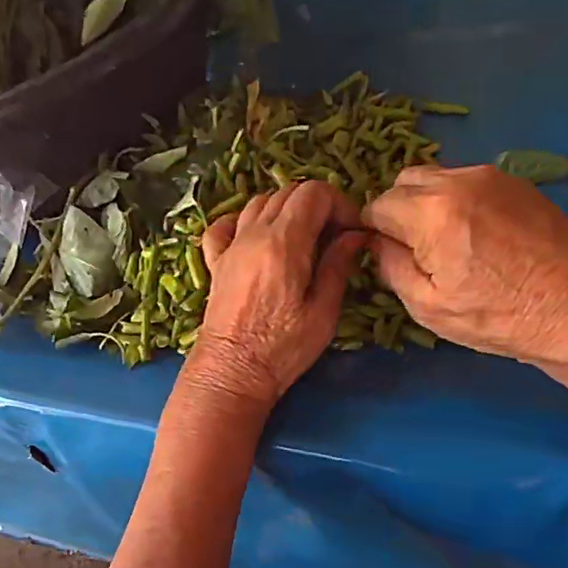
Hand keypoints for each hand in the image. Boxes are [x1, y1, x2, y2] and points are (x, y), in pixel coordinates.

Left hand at [185, 181, 367, 406]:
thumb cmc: (280, 351)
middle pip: (286, 193)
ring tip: (299, 240)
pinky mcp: (214, 265)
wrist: (230, 375)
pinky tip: (254, 238)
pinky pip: (222, 227)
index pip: (313, 192)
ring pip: (257, 204)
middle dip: (315, 206)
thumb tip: (353, 236)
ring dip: (283, 211)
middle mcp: (252, 236)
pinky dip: (240, 222)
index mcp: (283, 243)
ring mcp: (229, 249)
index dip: (338, 203)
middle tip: (330, 237)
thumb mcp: (323, 313)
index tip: (349, 230)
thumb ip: (337, 267)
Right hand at [362, 165, 567, 366]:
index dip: (370, 231)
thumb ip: (391, 267)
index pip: (377, 205)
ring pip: (436, 179)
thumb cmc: (498, 314)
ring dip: (425, 207)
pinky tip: (471, 240)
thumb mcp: (427, 305)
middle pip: (404, 182)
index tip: (380, 257)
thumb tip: (376, 244)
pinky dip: (453, 204)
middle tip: (408, 251)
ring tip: (441, 248)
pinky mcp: (517, 183)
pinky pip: (466, 184)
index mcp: (432, 212)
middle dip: (396, 212)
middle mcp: (460, 181)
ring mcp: (493, 177)